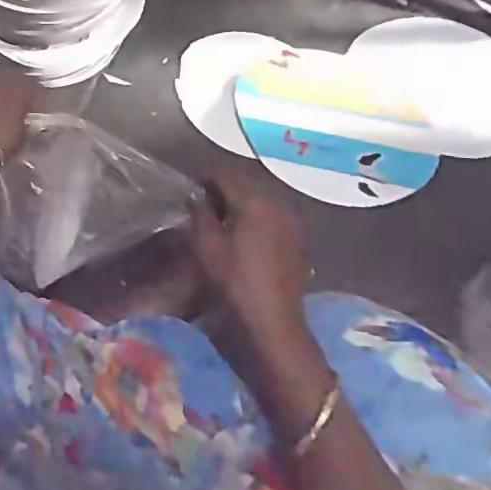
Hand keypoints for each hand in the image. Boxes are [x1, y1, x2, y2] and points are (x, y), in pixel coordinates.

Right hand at [188, 172, 310, 336]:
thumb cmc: (234, 277)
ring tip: (224, 212)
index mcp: (253, 201)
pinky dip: (258, 212)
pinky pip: (274, 211)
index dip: (205, 176)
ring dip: (243, 198)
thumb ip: (200, 213)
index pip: (225, 174)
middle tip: (205, 198)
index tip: (191, 186)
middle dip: (225, 185)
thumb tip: (196, 196)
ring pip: (262, 196)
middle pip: (247, 182)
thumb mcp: (206, 243)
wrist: (273, 315)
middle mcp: (277, 204)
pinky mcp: (298, 236)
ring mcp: (292, 220)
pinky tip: (245, 228)